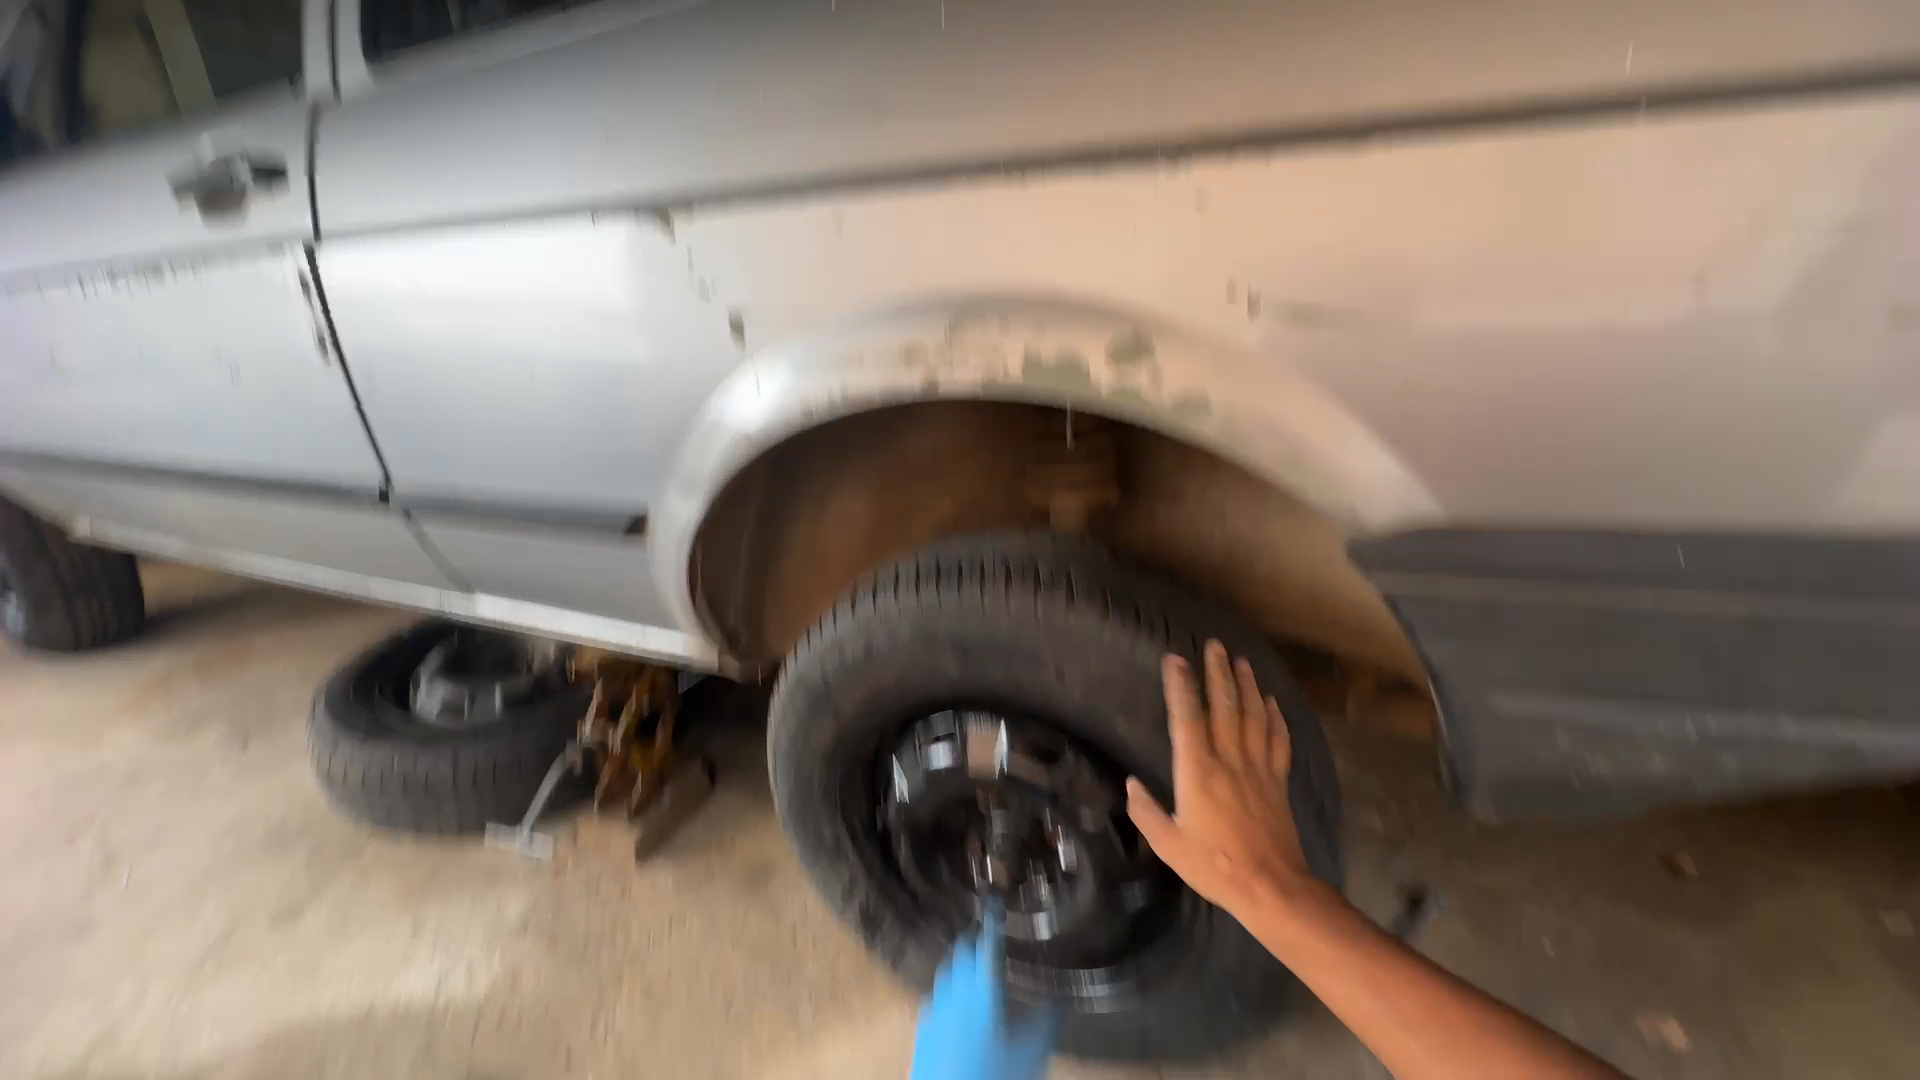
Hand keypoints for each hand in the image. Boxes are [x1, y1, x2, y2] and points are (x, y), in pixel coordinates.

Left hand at [911, 908, 1055, 1079]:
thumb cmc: (994, 1074)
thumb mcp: (1031, 1051)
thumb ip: (1046, 1022)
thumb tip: (1062, 998)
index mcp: (981, 988)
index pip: (987, 942)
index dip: (992, 919)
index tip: (995, 900)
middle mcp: (954, 990)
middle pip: (962, 952)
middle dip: (974, 941)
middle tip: (988, 936)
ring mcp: (934, 1008)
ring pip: (947, 973)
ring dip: (960, 964)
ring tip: (974, 966)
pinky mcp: (922, 1029)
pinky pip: (935, 997)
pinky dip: (948, 991)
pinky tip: (955, 1003)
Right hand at [1126, 641, 1314, 914]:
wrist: (1271, 887)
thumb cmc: (1214, 866)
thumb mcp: (1168, 844)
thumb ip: (1146, 812)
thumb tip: (1130, 784)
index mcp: (1198, 772)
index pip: (1187, 718)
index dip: (1181, 686)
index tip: (1175, 659)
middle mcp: (1229, 761)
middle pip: (1225, 707)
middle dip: (1219, 673)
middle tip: (1215, 645)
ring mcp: (1258, 769)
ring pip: (1254, 716)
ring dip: (1248, 686)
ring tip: (1241, 661)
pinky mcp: (1277, 781)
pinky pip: (1278, 741)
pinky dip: (1276, 717)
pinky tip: (1272, 701)